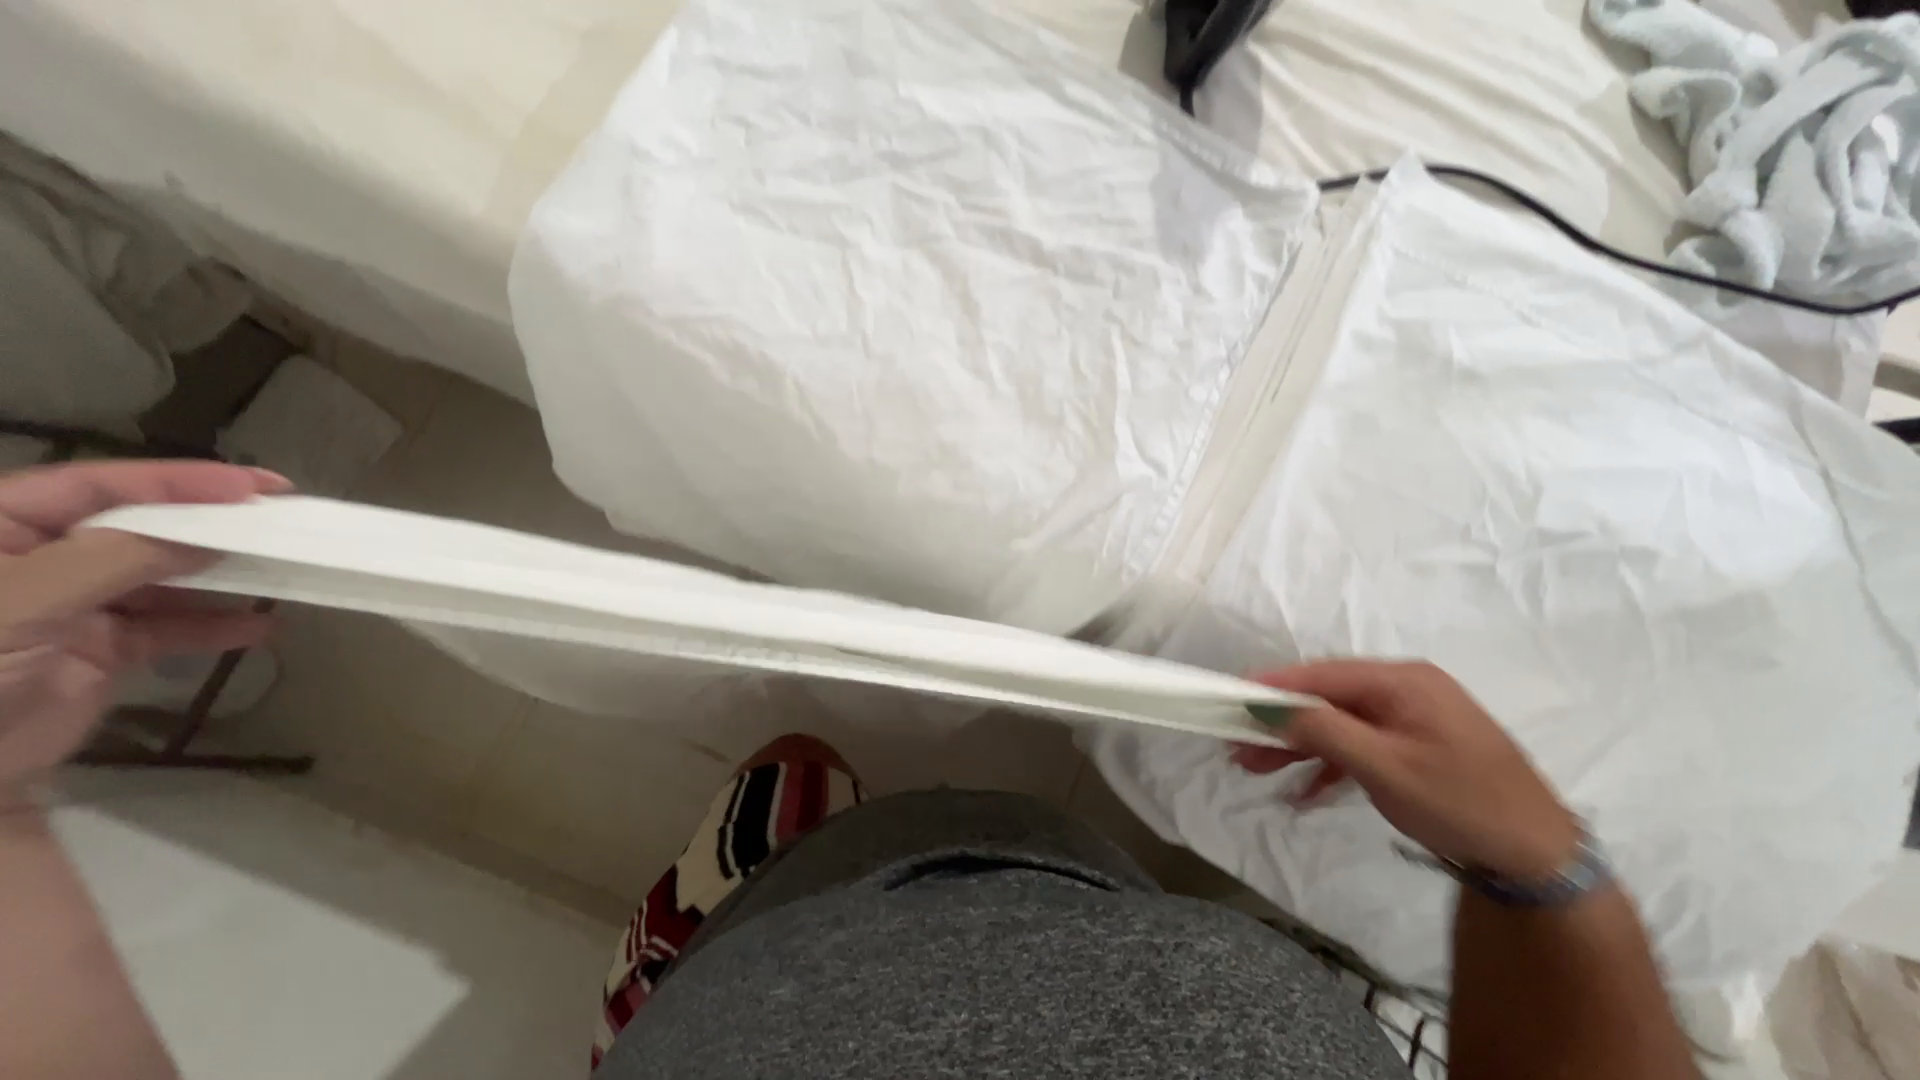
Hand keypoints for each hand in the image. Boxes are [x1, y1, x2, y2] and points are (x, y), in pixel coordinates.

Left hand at [0, 461, 288, 797]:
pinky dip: (215, 627)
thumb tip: (206, 536)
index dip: (178, 480)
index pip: (96, 485)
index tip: (255, 486)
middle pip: (137, 526)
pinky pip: (167, 629)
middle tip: (280, 517)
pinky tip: (260, 628)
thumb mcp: (25, 600)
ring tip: (282, 570)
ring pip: (161, 576)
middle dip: (209, 523)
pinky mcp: (98, 650)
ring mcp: (71, 607)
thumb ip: (114, 558)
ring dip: (222, 575)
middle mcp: (38, 558)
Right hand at [1234, 659, 1579, 880]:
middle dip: (1279, 723)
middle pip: (1325, 698)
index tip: (1226, 700)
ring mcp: (1411, 719)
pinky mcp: (1415, 747)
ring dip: (1298, 746)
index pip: (1319, 675)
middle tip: (1235, 749)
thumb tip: (1267, 706)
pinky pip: (1360, 746)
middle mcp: (1404, 689)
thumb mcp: (1384, 767)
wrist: (1537, 856)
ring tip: (1254, 770)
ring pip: (1339, 723)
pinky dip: (1330, 765)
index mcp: (1401, 682)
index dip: (1269, 687)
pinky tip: (1304, 793)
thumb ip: (1323, 731)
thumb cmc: (1459, 803)